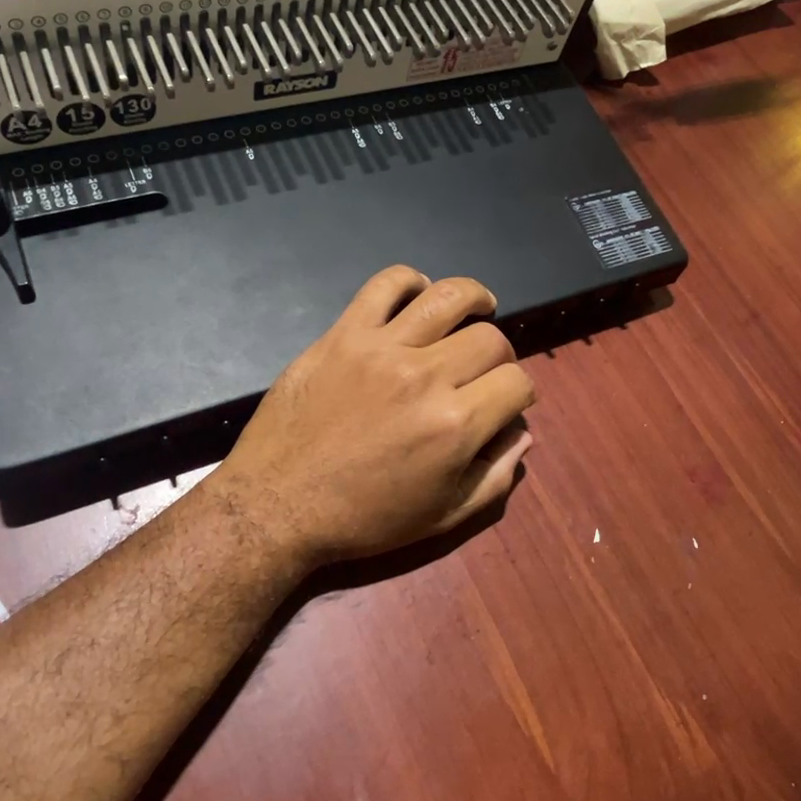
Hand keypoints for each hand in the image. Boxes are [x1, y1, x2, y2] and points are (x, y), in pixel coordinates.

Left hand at [205, 265, 536, 565]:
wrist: (277, 505)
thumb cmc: (363, 519)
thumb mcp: (443, 518)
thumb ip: (494, 477)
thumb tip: (522, 434)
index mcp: (456, 425)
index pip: (517, 383)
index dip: (520, 394)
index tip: (504, 404)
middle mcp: (426, 376)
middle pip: (490, 340)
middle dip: (500, 356)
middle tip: (482, 372)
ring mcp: (381, 348)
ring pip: (448, 297)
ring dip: (475, 299)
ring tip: (478, 308)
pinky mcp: (343, 334)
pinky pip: (385, 284)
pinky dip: (410, 281)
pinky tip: (417, 297)